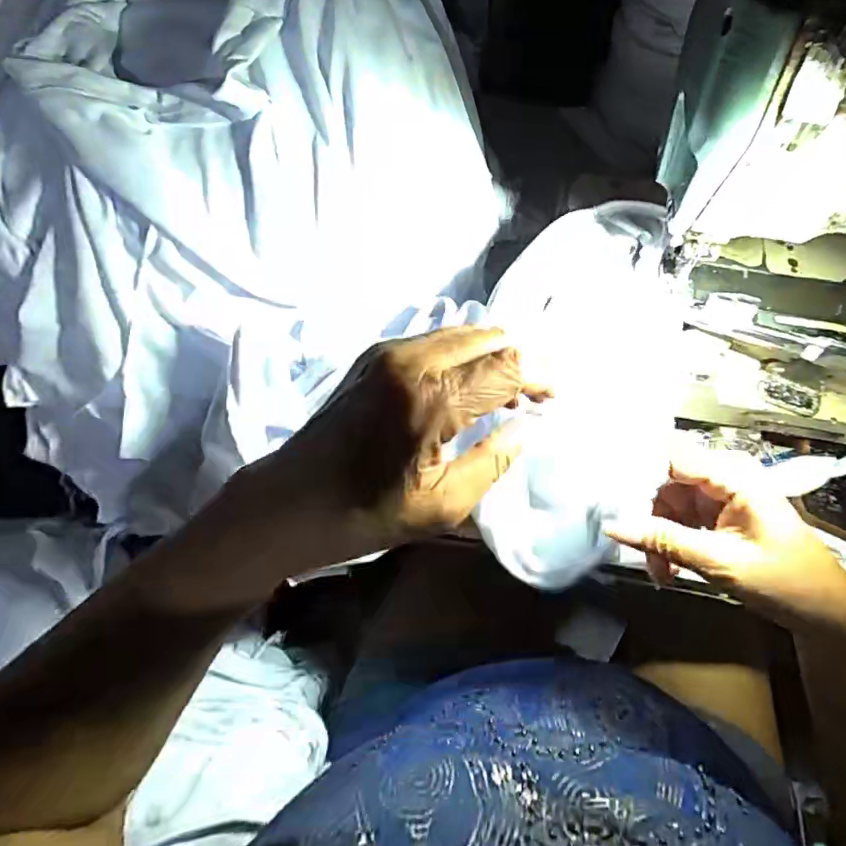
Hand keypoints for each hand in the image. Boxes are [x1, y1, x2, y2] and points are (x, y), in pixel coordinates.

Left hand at [232, 325, 550, 573]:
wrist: (291, 500)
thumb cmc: (367, 513)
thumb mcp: (442, 505)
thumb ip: (495, 461)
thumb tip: (527, 428)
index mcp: (432, 399)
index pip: (508, 366)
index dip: (540, 378)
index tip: (553, 399)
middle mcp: (413, 360)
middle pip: (490, 336)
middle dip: (519, 363)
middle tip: (529, 400)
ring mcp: (389, 351)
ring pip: (463, 332)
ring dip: (490, 356)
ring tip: (500, 397)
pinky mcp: (374, 352)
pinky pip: (435, 339)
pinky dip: (462, 355)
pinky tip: (462, 388)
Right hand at [603, 448, 845, 626]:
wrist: (827, 613)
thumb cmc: (786, 581)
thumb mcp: (721, 562)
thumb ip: (665, 541)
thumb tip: (613, 526)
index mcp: (731, 474)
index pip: (670, 454)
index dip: (636, 466)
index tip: (605, 487)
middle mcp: (723, 476)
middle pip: (664, 479)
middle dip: (644, 512)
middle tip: (633, 548)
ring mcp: (720, 495)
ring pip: (667, 502)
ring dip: (656, 534)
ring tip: (658, 572)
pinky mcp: (717, 514)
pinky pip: (679, 518)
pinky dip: (669, 541)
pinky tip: (666, 568)